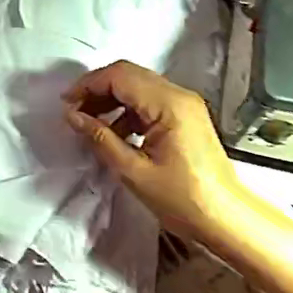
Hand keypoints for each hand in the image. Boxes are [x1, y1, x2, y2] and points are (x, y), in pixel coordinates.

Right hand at [62, 60, 241, 241]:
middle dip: (96, 89)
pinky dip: (126, 109)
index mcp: (169, 105)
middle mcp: (179, 96)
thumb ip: (100, 138)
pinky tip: (112, 132)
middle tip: (74, 111)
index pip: (120, 76)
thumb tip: (73, 117)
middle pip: (128, 75)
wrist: (225, 218)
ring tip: (88, 122)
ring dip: (110, 98)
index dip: (88, 85)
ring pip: (137, 86)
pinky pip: (149, 101)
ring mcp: (185, 105)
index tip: (66, 103)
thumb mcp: (133, 171)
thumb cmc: (183, 198)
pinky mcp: (185, 117)